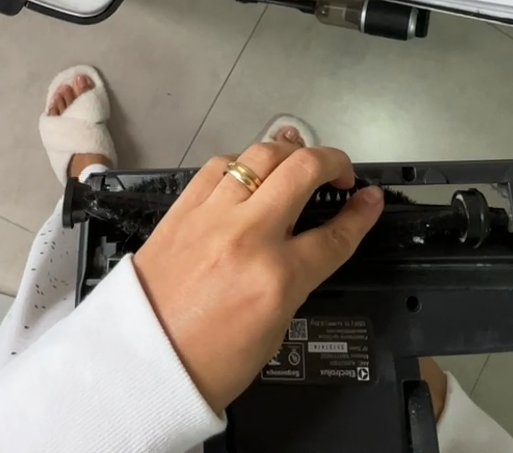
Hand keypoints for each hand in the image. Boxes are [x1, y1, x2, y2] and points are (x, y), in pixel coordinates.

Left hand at [132, 140, 384, 412]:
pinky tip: (250, 172)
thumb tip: (308, 240)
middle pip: (303, 170)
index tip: (370, 199)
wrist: (141, 361)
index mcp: (277, 279)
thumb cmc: (210, 361)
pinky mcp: (184, 206)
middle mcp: (248, 235)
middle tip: (340, 172)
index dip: (360, 214)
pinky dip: (243, 162)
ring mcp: (213, 214)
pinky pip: (221, 164)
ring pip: (261, 154)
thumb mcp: (274, 329)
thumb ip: (296, 276)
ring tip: (298, 163)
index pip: (334, 235)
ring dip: (289, 152)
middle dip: (333, 161)